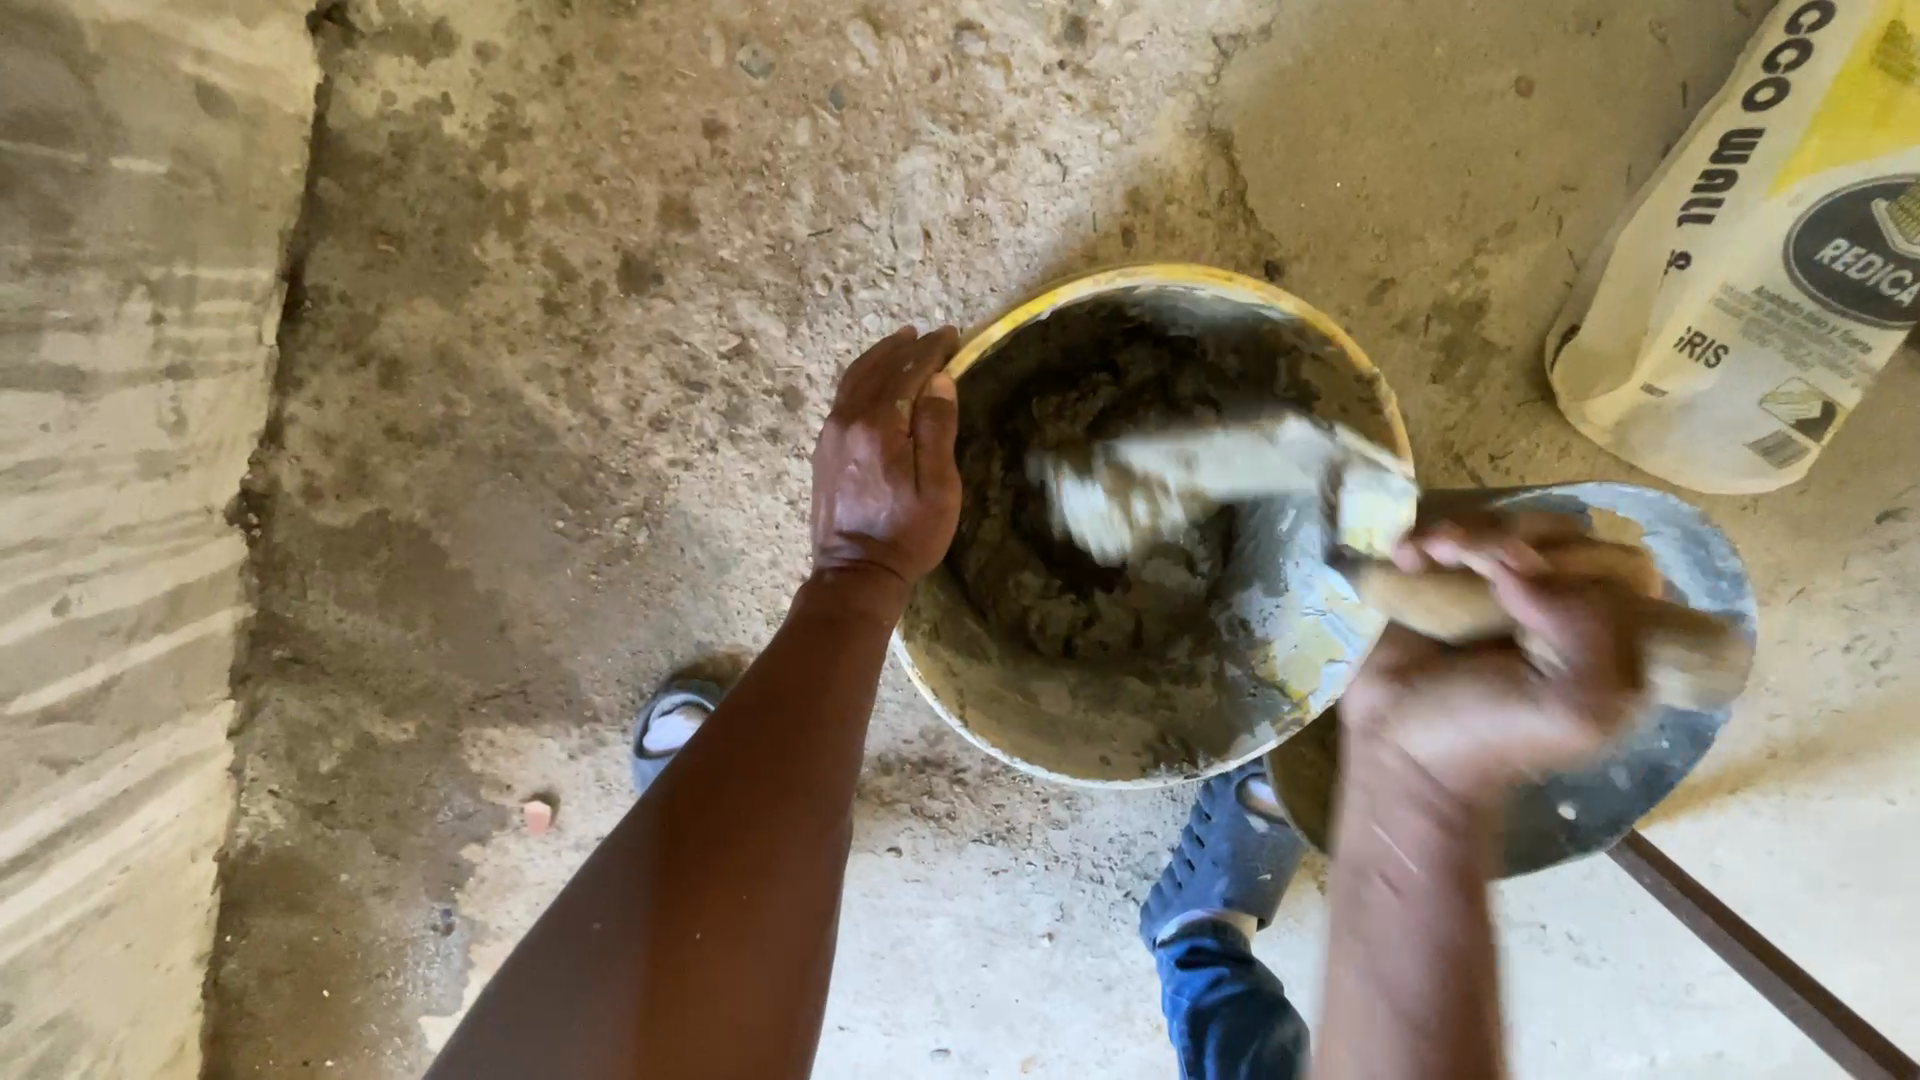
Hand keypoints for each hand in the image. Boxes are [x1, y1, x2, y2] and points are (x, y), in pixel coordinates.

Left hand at [808, 326, 962, 596]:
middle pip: (878, 368)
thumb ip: (936, 429)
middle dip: (907, 348)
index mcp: (879, 425)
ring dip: (881, 356)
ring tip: (902, 342)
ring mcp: (830, 434)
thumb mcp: (938, 487)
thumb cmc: (907, 535)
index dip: (932, 351)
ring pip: (854, 379)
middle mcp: (848, 420)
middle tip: (932, 336)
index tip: (952, 336)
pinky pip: (843, 397)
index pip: (908, 372)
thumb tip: (939, 381)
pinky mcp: (824, 450)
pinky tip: (875, 379)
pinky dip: (863, 377)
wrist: (855, 573)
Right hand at [1340, 511, 1660, 802]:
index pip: (1616, 564)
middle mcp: (1558, 603)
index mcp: (1610, 635)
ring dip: (1458, 530)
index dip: (1570, 560)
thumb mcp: (1575, 708)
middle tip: (1457, 555)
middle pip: (1553, 533)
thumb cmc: (1490, 737)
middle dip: (1503, 536)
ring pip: (1496, 527)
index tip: (1516, 581)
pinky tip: (1403, 555)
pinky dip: (1419, 535)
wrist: (1398, 750)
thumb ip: (1589, 634)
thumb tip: (1516, 566)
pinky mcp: (1438, 585)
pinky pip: (1440, 536)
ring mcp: (1493, 590)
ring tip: (1422, 553)